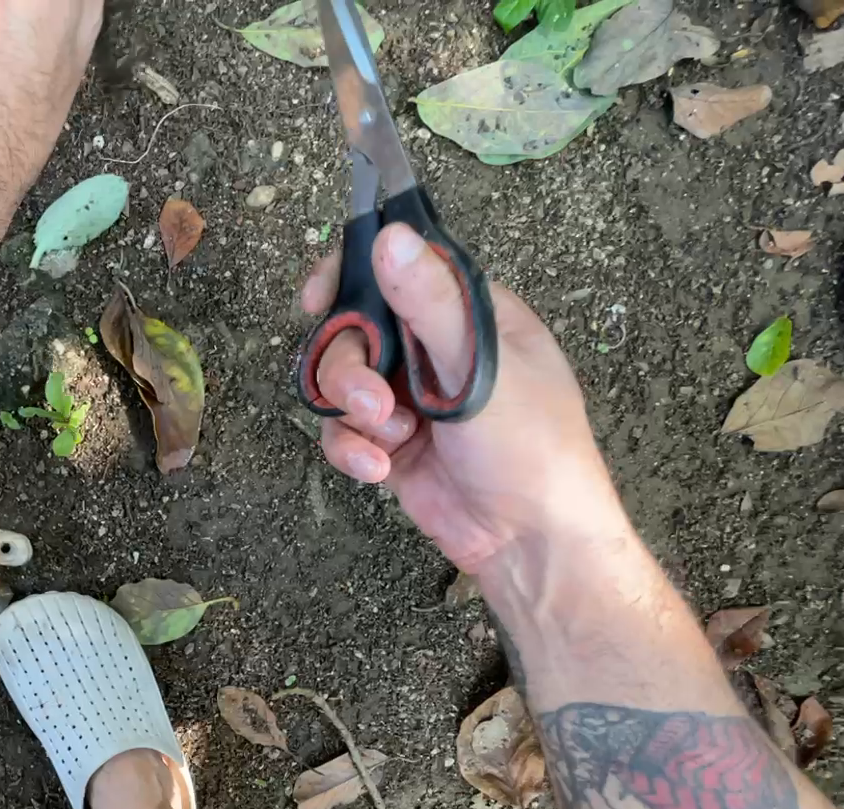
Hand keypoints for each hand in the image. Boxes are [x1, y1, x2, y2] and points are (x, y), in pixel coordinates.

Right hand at [302, 224, 631, 573]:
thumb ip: (431, 303)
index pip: (397, 270)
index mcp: (465, 314)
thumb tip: (388, 236)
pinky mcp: (383, 441)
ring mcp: (403, 397)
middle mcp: (428, 349)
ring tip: (388, 441)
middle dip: (349, 372)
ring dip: (353, 415)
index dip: (348, 277)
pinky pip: (340, 431)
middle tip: (370, 403)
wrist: (522, 537)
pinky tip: (378, 469)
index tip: (315, 299)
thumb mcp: (480, 368)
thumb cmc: (527, 444)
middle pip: (351, 333)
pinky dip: (351, 451)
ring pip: (338, 384)